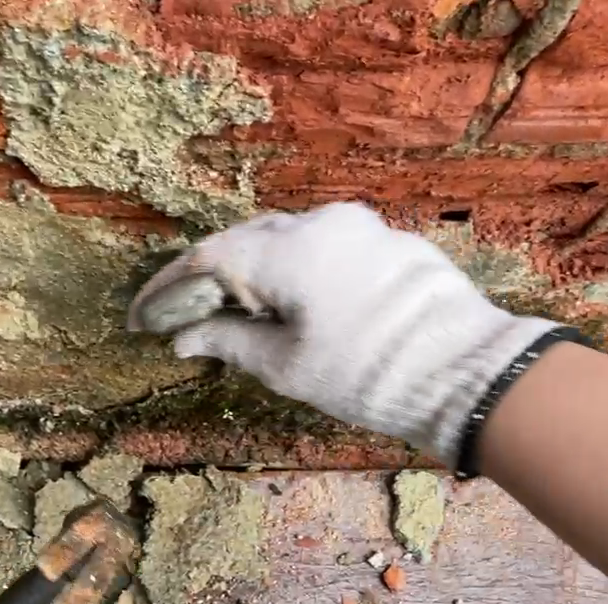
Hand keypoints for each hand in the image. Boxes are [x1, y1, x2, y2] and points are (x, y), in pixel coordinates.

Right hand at [142, 203, 562, 469]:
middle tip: (180, 316)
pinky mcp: (383, 241)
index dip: (167, 290)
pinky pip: (318, 246)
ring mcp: (358, 226)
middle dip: (205, 279)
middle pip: (242, 242)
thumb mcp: (286, 366)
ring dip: (246, 272)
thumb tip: (183, 338)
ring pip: (282, 240)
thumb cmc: (367, 376)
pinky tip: (280, 303)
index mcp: (289, 251)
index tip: (142, 319)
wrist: (466, 374)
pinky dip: (286, 271)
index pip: (208, 259)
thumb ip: (228, 342)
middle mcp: (320, 222)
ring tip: (226, 312)